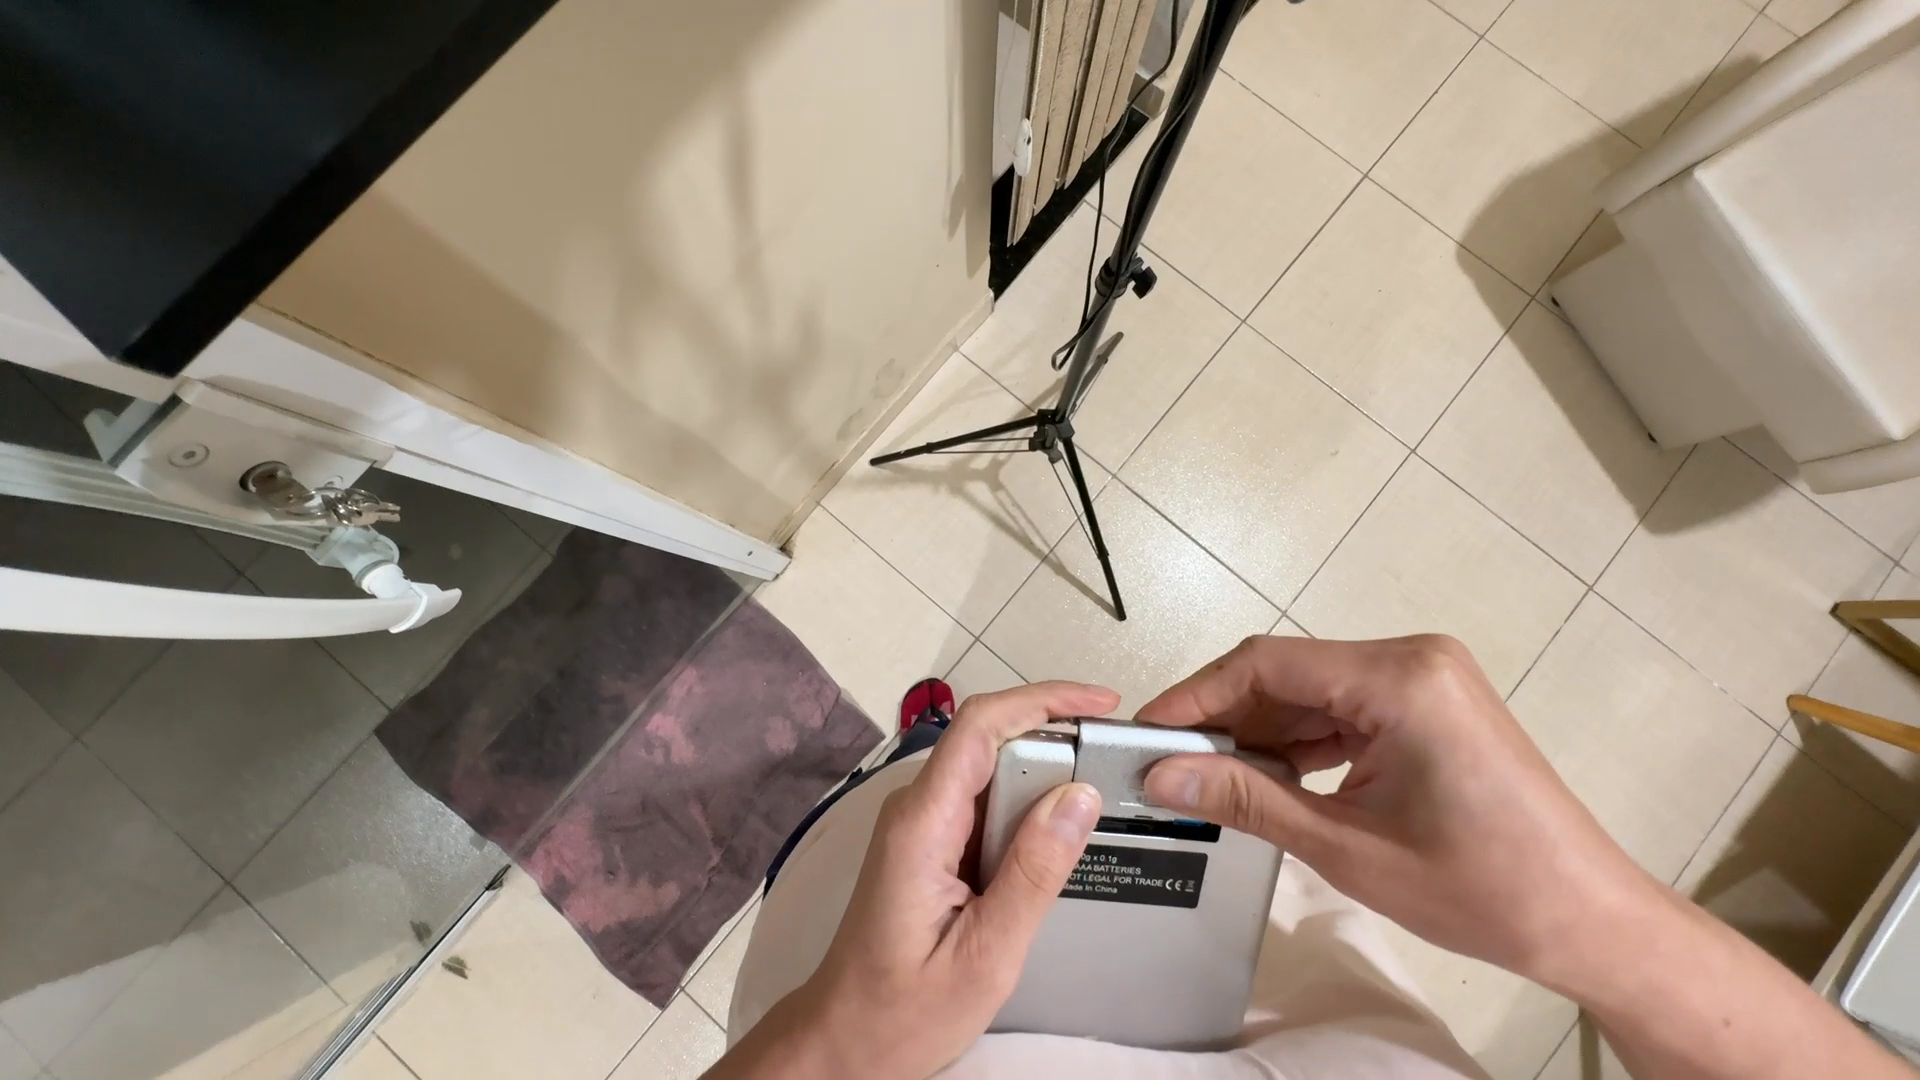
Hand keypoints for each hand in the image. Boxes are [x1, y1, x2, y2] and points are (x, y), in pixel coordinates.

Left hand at [715, 681, 1114, 1079]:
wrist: (846, 1041)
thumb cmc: (905, 1011)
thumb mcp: (985, 955)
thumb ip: (1033, 873)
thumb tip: (1081, 795)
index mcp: (923, 822)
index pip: (980, 726)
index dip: (1042, 699)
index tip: (1100, 703)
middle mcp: (917, 806)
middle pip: (988, 739)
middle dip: (1054, 733)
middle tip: (1114, 755)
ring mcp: (921, 821)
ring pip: (990, 768)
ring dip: (1044, 769)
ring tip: (1098, 791)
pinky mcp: (930, 840)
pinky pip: (984, 800)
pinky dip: (1027, 801)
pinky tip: (1059, 825)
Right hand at [1136, 634, 1659, 983]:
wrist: (1594, 924)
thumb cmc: (1482, 890)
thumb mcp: (1345, 848)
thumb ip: (1245, 799)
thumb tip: (1159, 776)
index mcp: (1399, 679)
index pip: (1266, 664)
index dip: (1196, 694)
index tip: (1147, 732)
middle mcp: (1409, 658)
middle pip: (1285, 673)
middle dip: (1224, 718)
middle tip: (1169, 761)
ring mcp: (1421, 678)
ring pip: (1308, 691)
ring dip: (1258, 731)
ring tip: (1208, 774)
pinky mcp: (1424, 702)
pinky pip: (1339, 708)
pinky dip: (1297, 740)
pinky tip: (1266, 774)